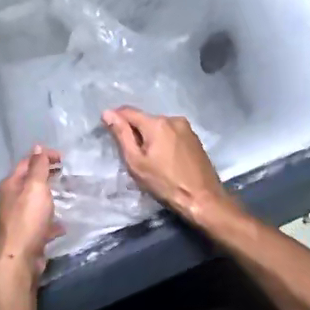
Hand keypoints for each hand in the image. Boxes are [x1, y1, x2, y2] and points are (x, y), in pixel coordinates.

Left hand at [0, 145, 61, 282]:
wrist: (19, 259)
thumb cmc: (27, 220)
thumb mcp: (35, 188)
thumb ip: (38, 167)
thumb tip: (37, 146)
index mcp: (9, 185)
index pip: (26, 162)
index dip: (43, 156)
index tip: (63, 158)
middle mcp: (8, 200)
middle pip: (28, 182)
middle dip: (46, 175)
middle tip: (64, 172)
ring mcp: (14, 219)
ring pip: (33, 202)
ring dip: (48, 197)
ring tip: (65, 195)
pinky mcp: (23, 236)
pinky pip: (38, 223)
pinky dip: (49, 220)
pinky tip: (61, 225)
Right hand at [102, 107, 235, 225]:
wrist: (202, 198)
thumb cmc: (165, 183)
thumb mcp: (137, 162)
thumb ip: (122, 135)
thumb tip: (107, 113)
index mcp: (157, 123)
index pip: (128, 111)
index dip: (116, 120)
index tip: (109, 134)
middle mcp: (173, 118)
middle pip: (145, 119)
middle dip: (135, 132)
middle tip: (132, 155)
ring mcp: (187, 127)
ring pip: (159, 127)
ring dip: (150, 137)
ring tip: (150, 159)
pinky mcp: (195, 137)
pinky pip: (172, 133)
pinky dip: (164, 141)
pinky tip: (165, 158)